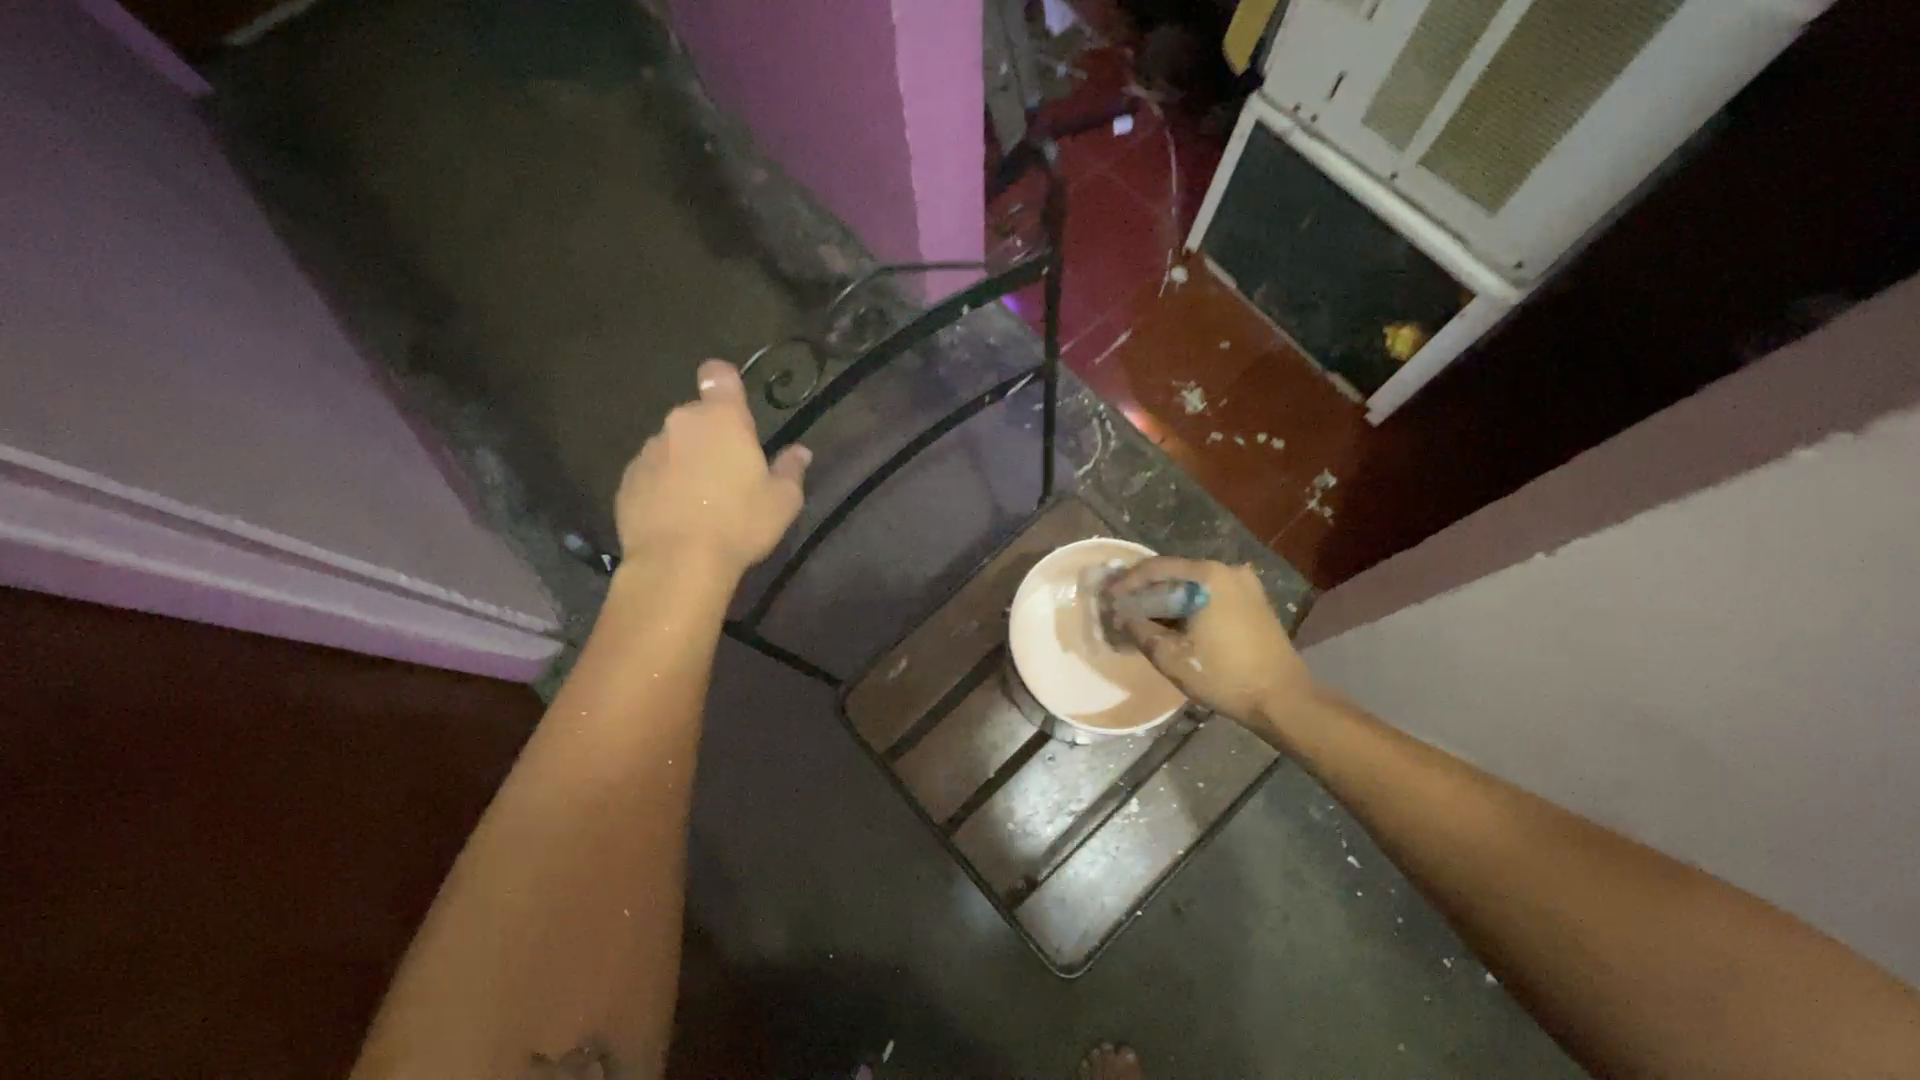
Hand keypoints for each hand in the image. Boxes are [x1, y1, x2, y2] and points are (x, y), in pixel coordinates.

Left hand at [613, 360, 810, 578]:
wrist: (677, 563)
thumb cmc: (739, 524)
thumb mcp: (782, 501)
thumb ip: (791, 470)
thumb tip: (800, 452)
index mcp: (722, 419)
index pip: (718, 375)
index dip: (725, 383)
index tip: (733, 406)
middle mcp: (681, 424)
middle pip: (697, 417)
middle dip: (710, 437)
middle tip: (728, 474)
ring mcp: (649, 451)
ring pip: (672, 446)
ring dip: (685, 462)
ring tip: (700, 501)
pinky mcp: (627, 481)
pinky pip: (651, 473)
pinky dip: (663, 486)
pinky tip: (676, 516)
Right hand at [1107, 557, 1314, 722]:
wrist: (1282, 698)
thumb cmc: (1225, 676)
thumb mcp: (1172, 658)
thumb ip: (1140, 631)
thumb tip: (1121, 617)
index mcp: (1208, 576)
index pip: (1156, 568)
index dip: (1128, 583)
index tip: (1108, 598)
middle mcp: (1228, 571)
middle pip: (1176, 573)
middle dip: (1147, 591)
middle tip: (1123, 607)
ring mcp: (1246, 585)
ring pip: (1194, 585)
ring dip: (1169, 599)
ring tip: (1145, 617)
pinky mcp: (1255, 601)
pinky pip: (1212, 594)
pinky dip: (1191, 604)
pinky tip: (1176, 622)